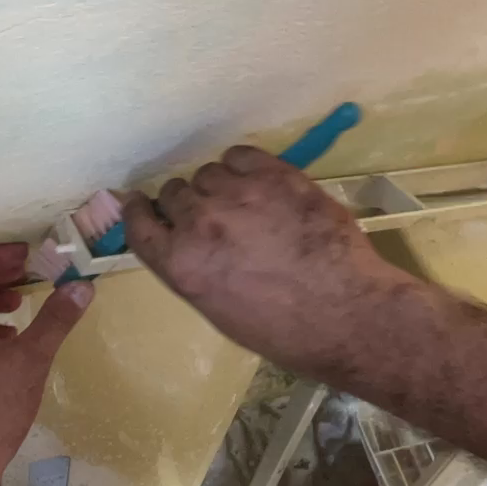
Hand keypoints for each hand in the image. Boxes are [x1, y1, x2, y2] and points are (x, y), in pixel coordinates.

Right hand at [121, 145, 418, 382]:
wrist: (349, 316)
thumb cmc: (283, 330)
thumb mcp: (216, 308)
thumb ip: (188, 266)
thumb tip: (179, 239)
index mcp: (181, 264)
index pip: (137, 222)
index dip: (136, 210)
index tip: (140, 204)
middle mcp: (199, 223)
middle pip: (172, 192)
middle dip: (186, 205)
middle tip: (213, 220)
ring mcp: (237, 195)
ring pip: (207, 172)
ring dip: (218, 187)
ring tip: (244, 206)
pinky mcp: (274, 175)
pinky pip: (239, 155)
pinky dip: (243, 166)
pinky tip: (259, 184)